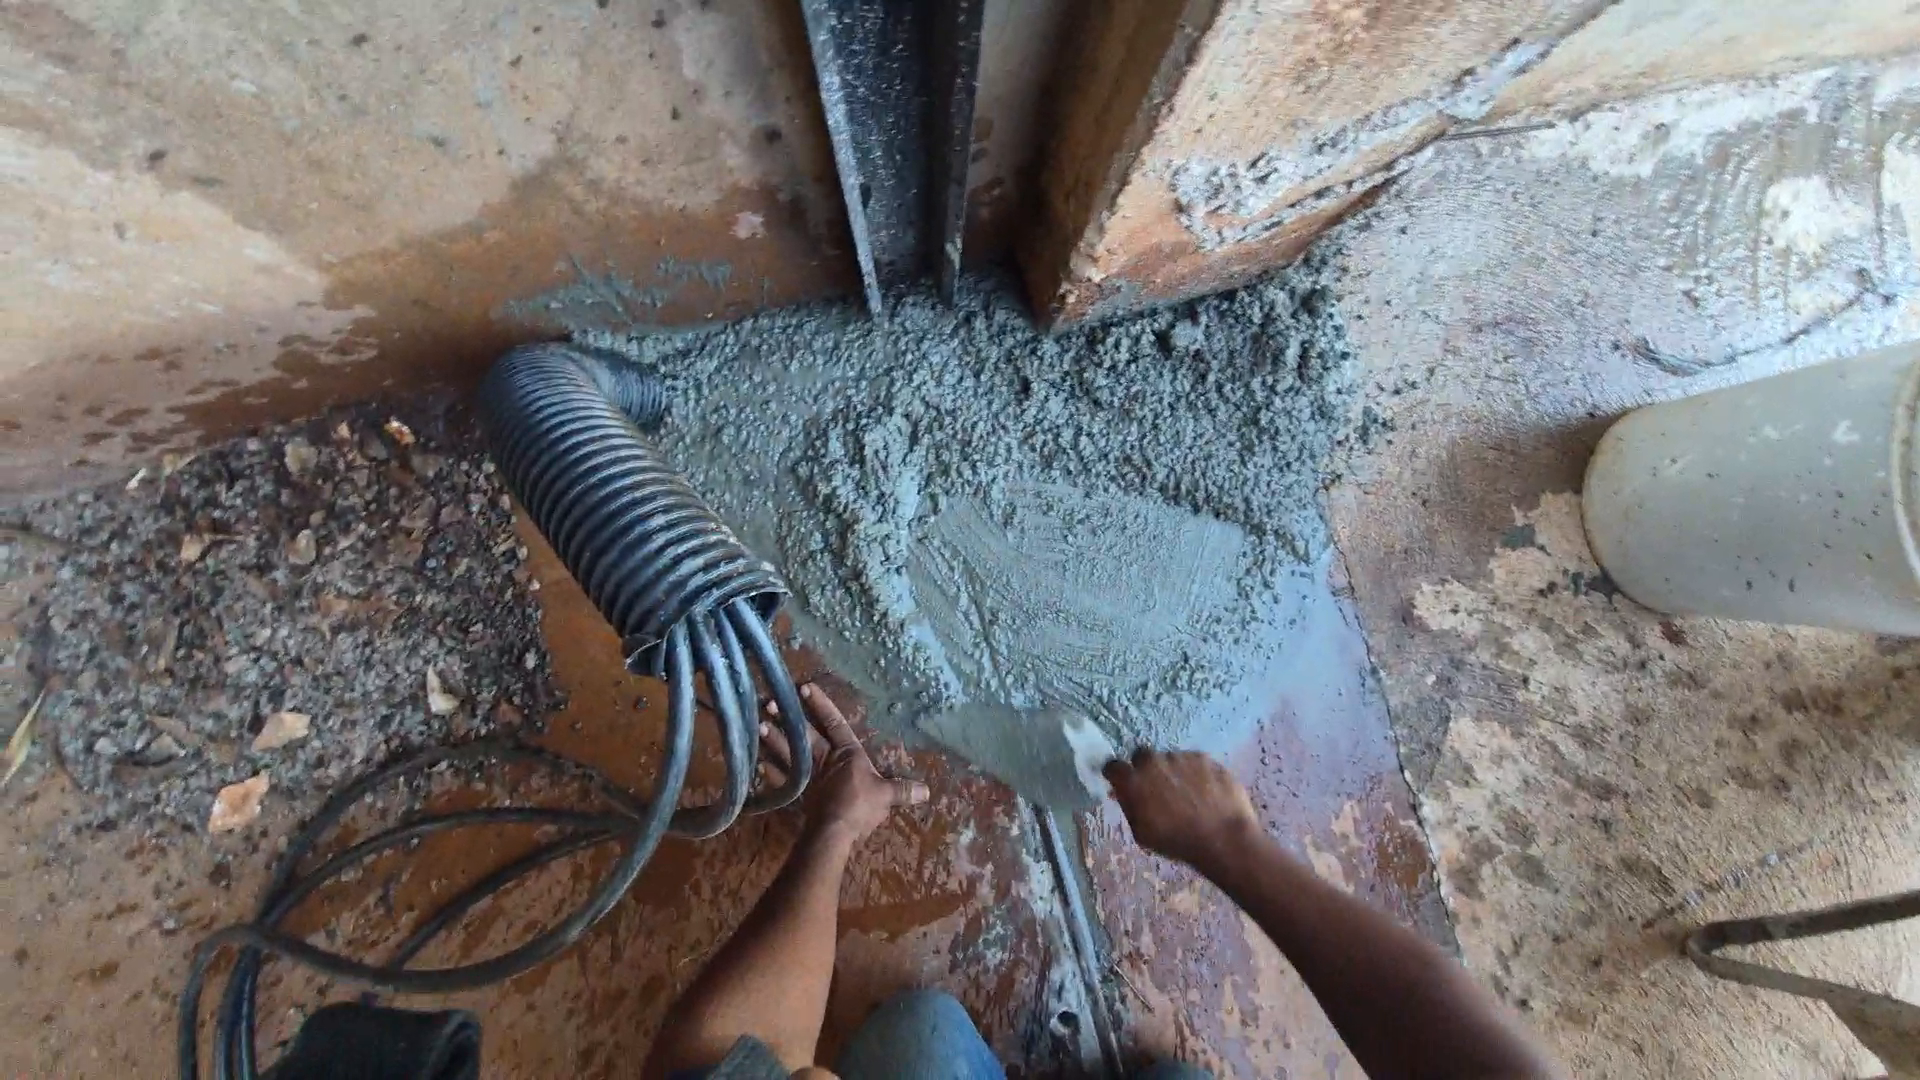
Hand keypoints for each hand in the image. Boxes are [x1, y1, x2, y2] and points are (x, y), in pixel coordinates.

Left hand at [760, 683, 929, 845]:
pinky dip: (771, 773)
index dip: (820, 705)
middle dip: (788, 718)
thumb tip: (927, 791)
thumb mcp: (886, 796)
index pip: (834, 722)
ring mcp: (809, 777)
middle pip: (804, 734)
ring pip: (788, 754)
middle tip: (769, 702)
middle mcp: (824, 760)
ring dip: (773, 740)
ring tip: (758, 726)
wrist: (834, 831)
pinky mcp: (799, 795)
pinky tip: (758, 765)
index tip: (805, 688)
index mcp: (846, 753)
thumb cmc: (860, 806)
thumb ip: (903, 791)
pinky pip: (783, 780)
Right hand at [1104, 748, 1259, 868]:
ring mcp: (1179, 756)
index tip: (1123, 783)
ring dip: (1172, 771)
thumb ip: (1129, 807)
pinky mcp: (1204, 757)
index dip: (1118, 775)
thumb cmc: (1178, 842)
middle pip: (1142, 756)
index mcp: (1133, 780)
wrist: (1224, 838)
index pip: (1113, 766)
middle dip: (1145, 768)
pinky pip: (1193, 761)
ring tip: (1188, 793)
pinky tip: (1205, 791)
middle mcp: (1153, 761)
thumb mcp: (1142, 834)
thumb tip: (1122, 793)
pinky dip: (1195, 772)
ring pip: (1169, 758)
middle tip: (1157, 787)